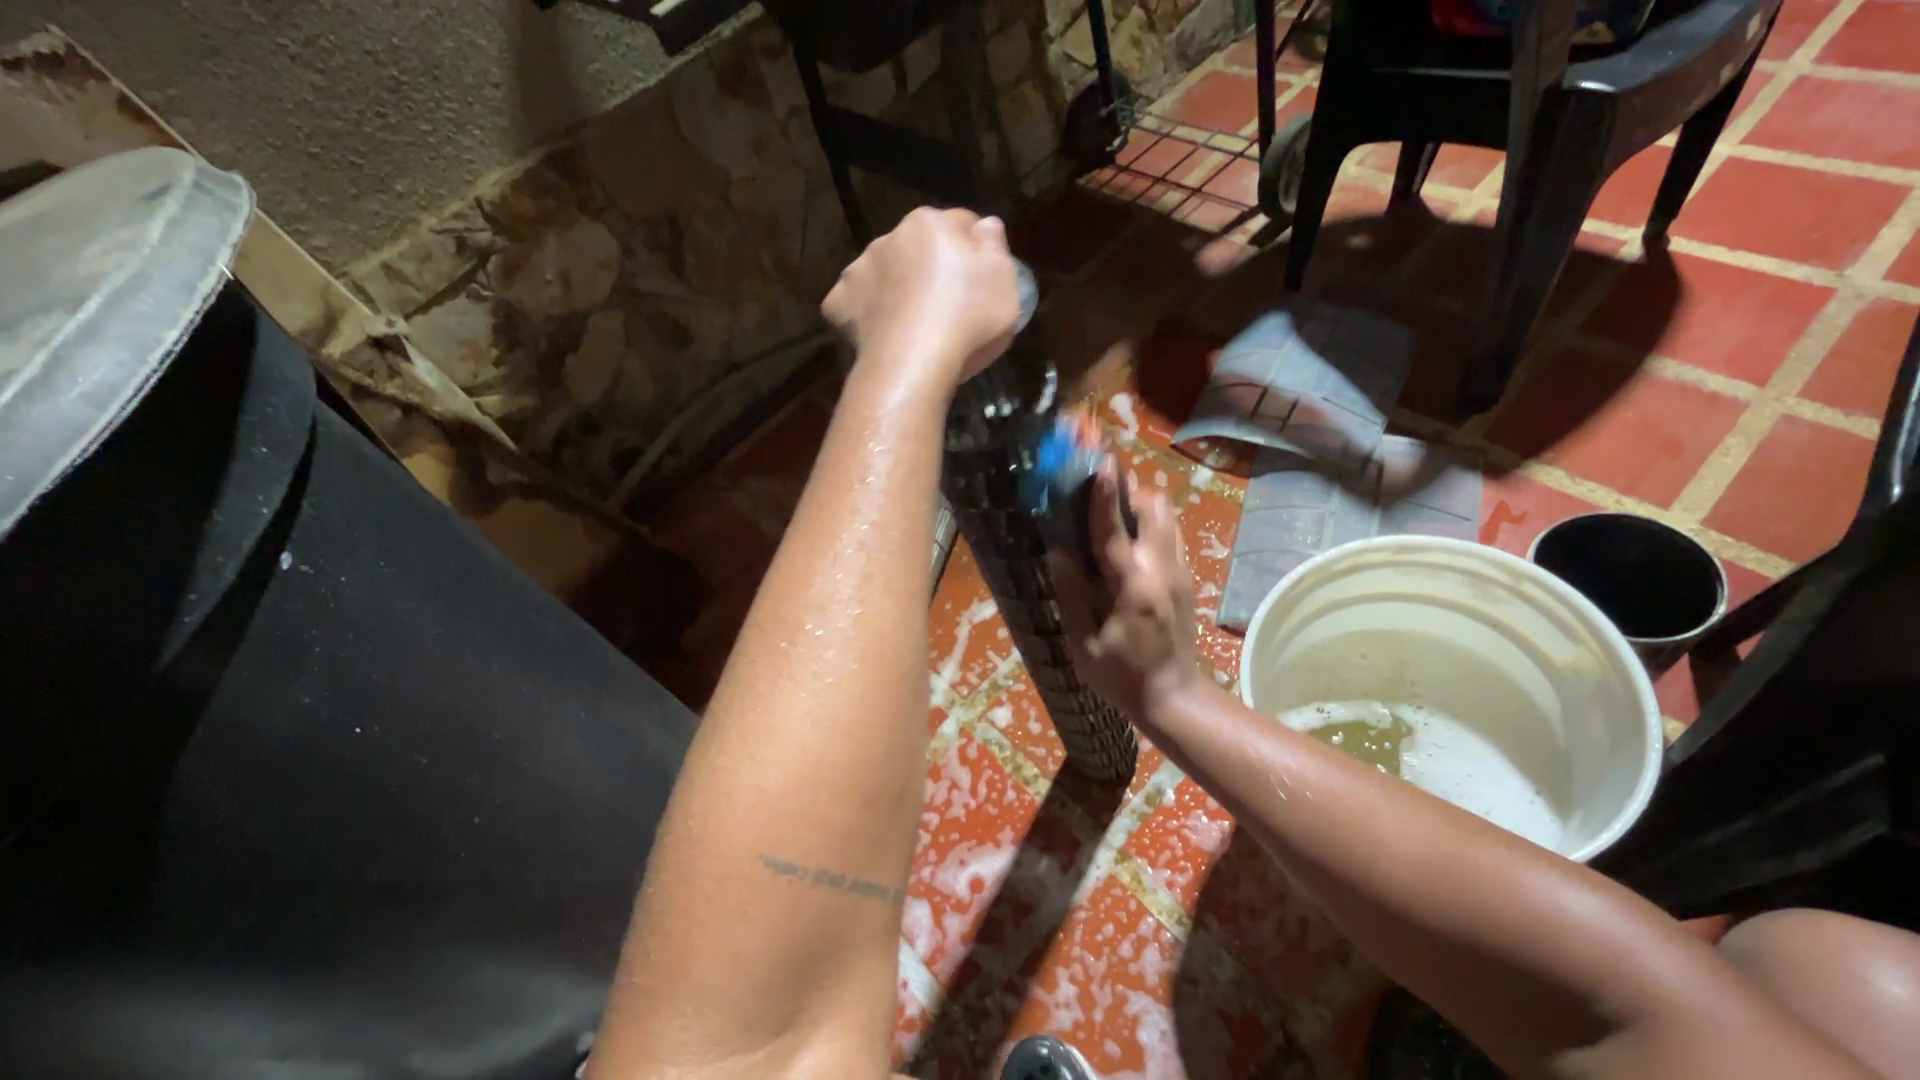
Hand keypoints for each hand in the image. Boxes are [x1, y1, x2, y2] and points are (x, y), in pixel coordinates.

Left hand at [821, 207, 1021, 390]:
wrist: (912, 364)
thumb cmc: (966, 318)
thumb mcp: (1004, 279)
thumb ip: (994, 246)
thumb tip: (985, 225)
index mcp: (929, 224)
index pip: (960, 224)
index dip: (975, 250)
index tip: (983, 278)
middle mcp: (888, 237)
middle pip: (917, 248)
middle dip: (931, 268)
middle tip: (950, 306)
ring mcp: (857, 270)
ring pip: (884, 274)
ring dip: (897, 289)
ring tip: (915, 325)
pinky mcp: (838, 304)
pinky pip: (857, 304)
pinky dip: (869, 315)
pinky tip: (885, 335)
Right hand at [1051, 463, 1202, 723]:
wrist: (1174, 697)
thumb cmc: (1120, 676)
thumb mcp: (1083, 644)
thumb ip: (1072, 593)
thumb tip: (1059, 550)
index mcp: (1132, 588)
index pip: (1114, 531)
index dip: (1105, 496)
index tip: (1101, 462)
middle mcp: (1161, 571)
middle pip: (1153, 509)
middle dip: (1127, 491)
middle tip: (1099, 488)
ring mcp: (1180, 573)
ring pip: (1168, 517)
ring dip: (1141, 505)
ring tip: (1114, 512)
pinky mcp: (1186, 579)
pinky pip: (1170, 534)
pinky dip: (1151, 524)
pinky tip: (1130, 541)